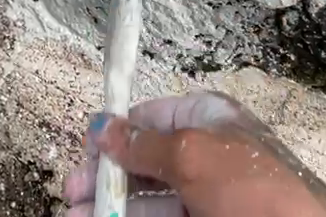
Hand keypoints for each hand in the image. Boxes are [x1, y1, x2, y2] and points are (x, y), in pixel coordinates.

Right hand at [63, 93, 325, 216]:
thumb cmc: (253, 194)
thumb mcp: (192, 157)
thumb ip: (142, 143)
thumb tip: (102, 125)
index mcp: (207, 122)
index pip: (151, 117)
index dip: (117, 132)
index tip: (87, 151)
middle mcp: (206, 158)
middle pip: (145, 163)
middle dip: (107, 177)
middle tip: (72, 194)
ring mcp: (209, 202)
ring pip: (150, 202)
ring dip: (112, 207)